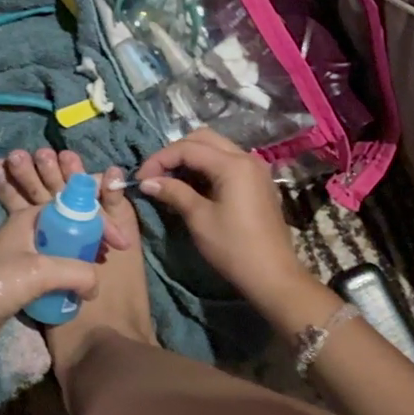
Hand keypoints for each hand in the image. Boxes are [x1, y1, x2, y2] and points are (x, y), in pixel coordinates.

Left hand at [0, 203, 100, 357]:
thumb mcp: (43, 271)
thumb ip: (78, 273)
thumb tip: (95, 286)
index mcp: (28, 217)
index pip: (73, 210)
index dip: (100, 223)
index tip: (121, 245)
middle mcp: (23, 232)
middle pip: (67, 230)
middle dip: (91, 242)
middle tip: (109, 259)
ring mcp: (18, 258)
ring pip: (59, 254)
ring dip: (79, 264)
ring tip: (94, 279)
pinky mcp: (16, 282)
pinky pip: (49, 274)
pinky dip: (65, 280)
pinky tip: (74, 294)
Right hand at [135, 128, 305, 297]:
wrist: (272, 275)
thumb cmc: (233, 247)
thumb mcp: (199, 219)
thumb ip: (174, 193)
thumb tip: (147, 182)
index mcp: (233, 164)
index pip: (188, 148)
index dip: (160, 160)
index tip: (141, 179)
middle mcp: (247, 158)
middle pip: (203, 139)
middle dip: (176, 153)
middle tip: (156, 175)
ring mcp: (256, 169)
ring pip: (216, 148)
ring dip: (191, 159)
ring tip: (171, 181)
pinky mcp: (258, 182)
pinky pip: (228, 162)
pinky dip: (207, 167)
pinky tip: (193, 187)